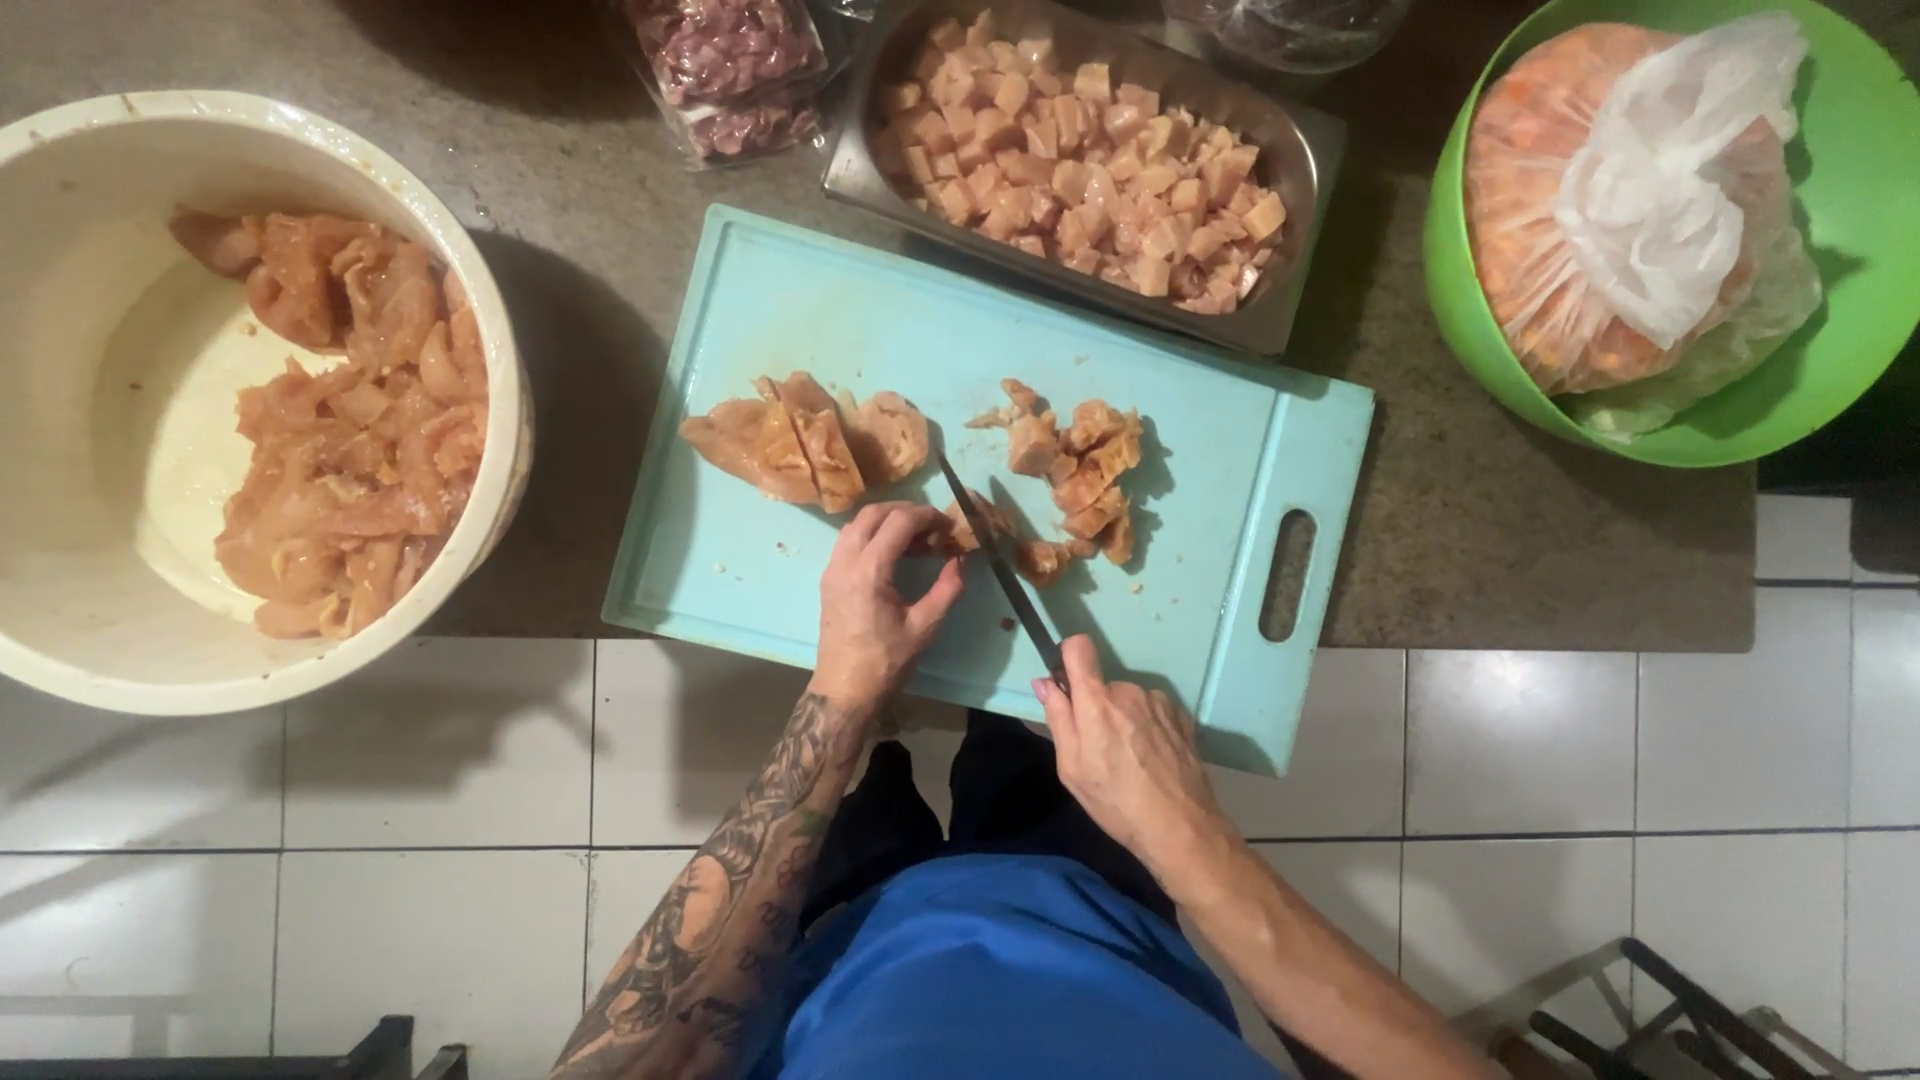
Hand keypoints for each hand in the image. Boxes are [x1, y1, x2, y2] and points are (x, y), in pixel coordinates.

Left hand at [812, 502, 964, 707]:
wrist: (845, 690)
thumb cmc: (886, 662)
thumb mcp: (925, 627)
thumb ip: (947, 589)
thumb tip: (960, 559)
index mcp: (869, 572)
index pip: (898, 522)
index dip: (926, 515)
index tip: (947, 524)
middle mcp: (845, 562)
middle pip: (872, 513)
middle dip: (904, 510)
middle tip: (932, 524)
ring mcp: (832, 569)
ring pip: (856, 523)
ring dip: (885, 520)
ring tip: (914, 537)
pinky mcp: (828, 579)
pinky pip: (848, 540)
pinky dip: (871, 534)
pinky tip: (893, 553)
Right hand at [1036, 635, 1229, 876]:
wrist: (1180, 827)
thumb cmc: (1115, 802)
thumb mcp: (1071, 768)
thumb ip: (1058, 718)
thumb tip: (1044, 683)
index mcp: (1096, 701)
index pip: (1078, 648)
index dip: (1069, 657)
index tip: (1068, 683)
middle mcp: (1128, 691)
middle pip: (1103, 685)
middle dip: (1097, 707)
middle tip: (1101, 749)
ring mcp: (1158, 702)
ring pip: (1129, 700)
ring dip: (1125, 718)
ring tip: (1132, 759)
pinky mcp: (1181, 716)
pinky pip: (1153, 710)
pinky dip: (1148, 726)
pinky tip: (1152, 758)